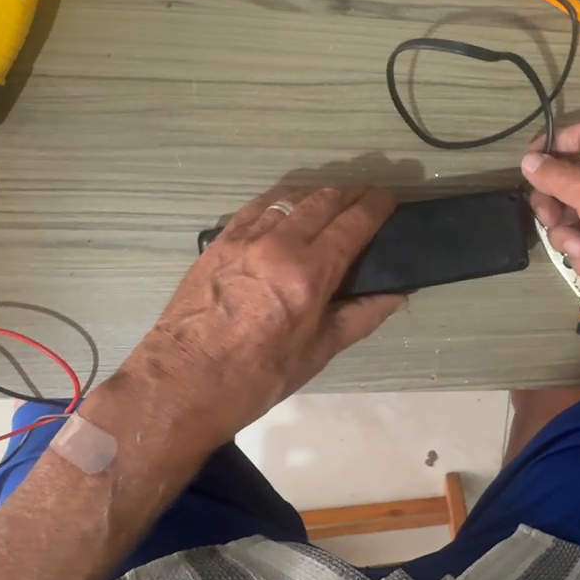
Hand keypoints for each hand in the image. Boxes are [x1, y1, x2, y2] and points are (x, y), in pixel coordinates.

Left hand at [108, 185, 404, 445]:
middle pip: (326, 198)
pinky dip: (283, 200)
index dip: (377, 205)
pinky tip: (289, 209)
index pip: (354, 221)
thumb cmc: (256, 377)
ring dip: (319, 194)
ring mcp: (246, 238)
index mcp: (309, 274)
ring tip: (332, 204)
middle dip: (353, 194)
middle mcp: (279, 245)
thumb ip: (362, 316)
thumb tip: (399, 295)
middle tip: (367, 202)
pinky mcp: (220, 240)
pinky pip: (259, 205)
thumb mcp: (318, 352)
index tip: (390, 201)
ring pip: (292, 196)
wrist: (180, 385)